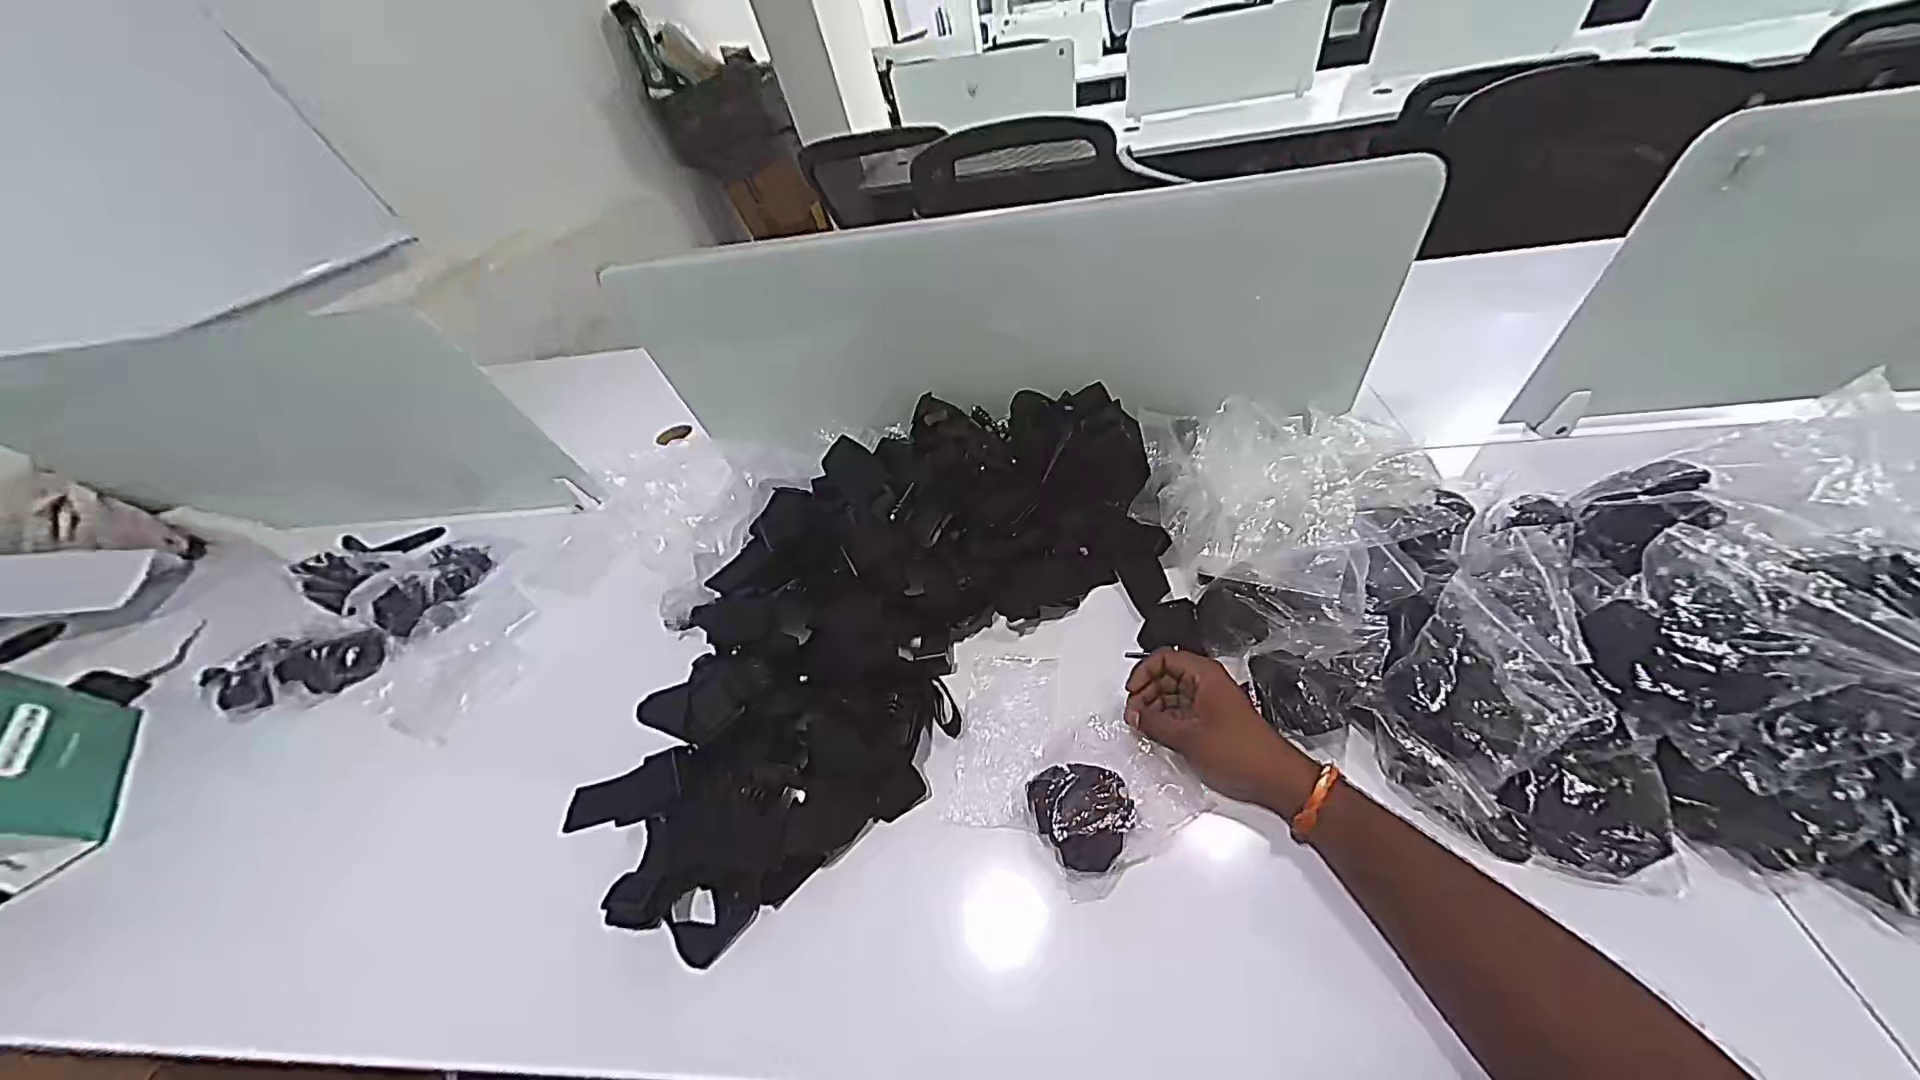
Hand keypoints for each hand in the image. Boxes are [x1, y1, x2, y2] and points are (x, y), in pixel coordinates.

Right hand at [1125, 648, 1312, 808]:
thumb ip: (1154, 722)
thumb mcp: (1187, 736)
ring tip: (1142, 725)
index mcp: (1205, 675)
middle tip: (1134, 711)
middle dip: (1146, 692)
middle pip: (1166, 675)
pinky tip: (1158, 733)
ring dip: (1154, 707)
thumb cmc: (1245, 754)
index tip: (1132, 690)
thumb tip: (1136, 715)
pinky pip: (1182, 711)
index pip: (1164, 658)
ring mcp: (1211, 702)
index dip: (1143, 672)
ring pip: (1172, 694)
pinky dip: (1167, 719)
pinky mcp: (1212, 720)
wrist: (1275, 779)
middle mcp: (1209, 684)